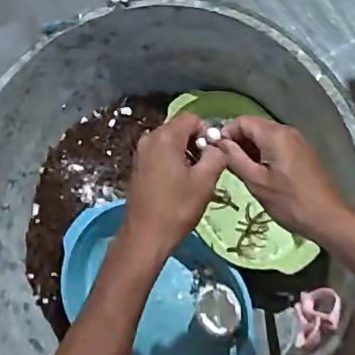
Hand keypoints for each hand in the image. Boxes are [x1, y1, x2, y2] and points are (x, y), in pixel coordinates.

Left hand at [123, 114, 226, 253]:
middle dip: (195, 143)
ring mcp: (141, 151)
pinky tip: (179, 182)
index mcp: (165, 137)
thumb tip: (216, 146)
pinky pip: (159, 153)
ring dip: (185, 153)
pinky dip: (172, 160)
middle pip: (179, 128)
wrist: (145, 235)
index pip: (192, 119)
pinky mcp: (138, 165)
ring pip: (170, 141)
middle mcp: (149, 138)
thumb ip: (216, 156)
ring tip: (194, 178)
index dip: (207, 132)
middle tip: (206, 168)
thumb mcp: (205, 181)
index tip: (213, 154)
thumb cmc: (177, 207)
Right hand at [213, 116, 354, 242]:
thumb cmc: (289, 201)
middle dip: (238, 141)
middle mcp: (286, 130)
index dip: (226, 133)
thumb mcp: (256, 181)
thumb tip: (218, 142)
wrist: (328, 218)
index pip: (241, 121)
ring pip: (265, 136)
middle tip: (228, 163)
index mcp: (274, 134)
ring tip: (242, 171)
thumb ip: (234, 158)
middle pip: (254, 126)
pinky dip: (264, 153)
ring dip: (250, 148)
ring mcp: (297, 140)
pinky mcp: (302, 151)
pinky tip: (260, 173)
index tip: (217, 152)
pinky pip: (277, 144)